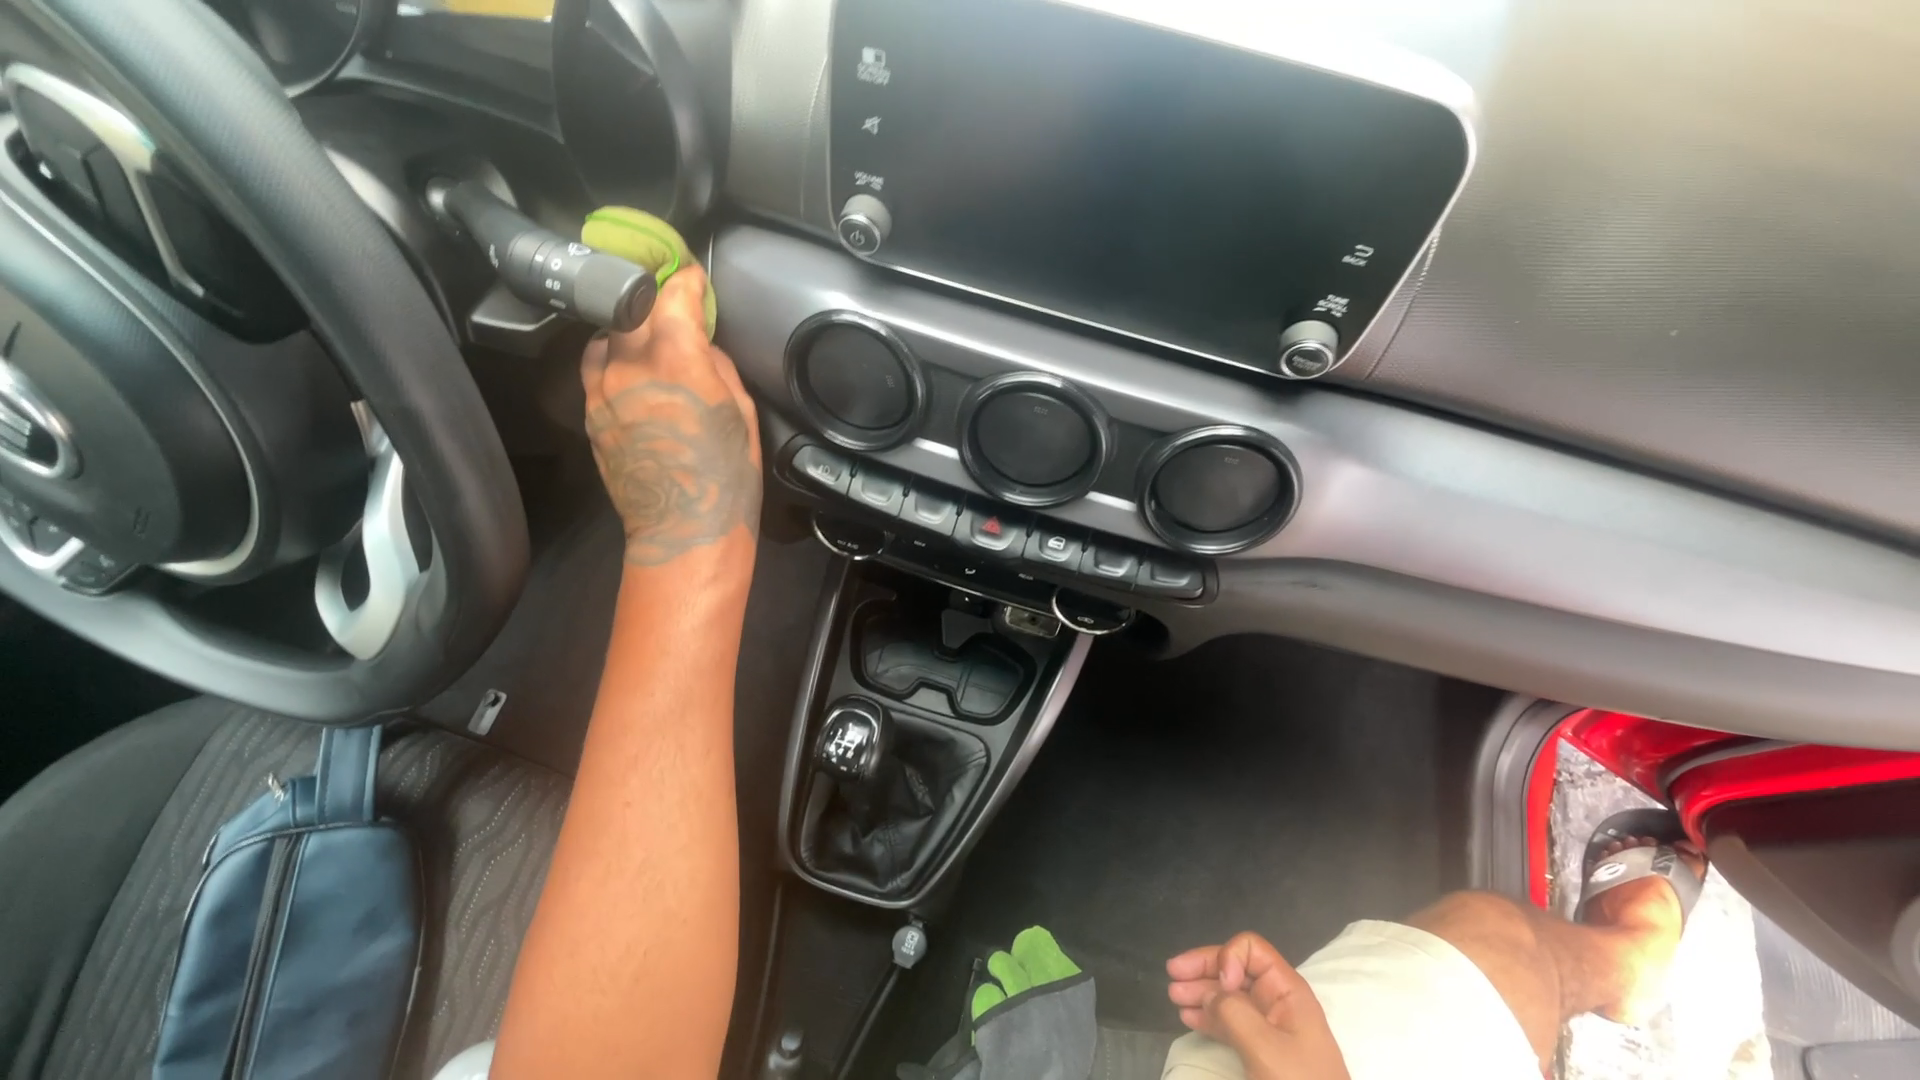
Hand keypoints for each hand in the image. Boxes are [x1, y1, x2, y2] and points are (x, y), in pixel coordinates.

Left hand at [581, 267, 761, 565]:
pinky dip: (615, 362)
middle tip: (674, 306)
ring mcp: (602, 389)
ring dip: (629, 332)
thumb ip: (718, 367)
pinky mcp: (590, 414)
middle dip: (655, 301)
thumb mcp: (743, 413)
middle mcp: (630, 365)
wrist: (682, 530)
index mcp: (676, 359)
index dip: (687, 281)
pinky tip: (635, 378)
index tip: (695, 280)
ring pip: (607, 336)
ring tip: (650, 344)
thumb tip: (702, 348)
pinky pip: (597, 370)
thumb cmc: (726, 476)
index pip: (673, 295)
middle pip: (633, 307)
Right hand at [1167, 932, 1351, 1079]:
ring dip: (1200, 991)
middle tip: (1172, 974)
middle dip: (1203, 968)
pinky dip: (1208, 1015)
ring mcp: (1269, 1027)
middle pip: (1235, 968)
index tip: (1219, 986)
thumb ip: (1233, 1013)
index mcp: (1286, 991)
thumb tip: (1209, 993)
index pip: (1251, 950)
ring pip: (1229, 995)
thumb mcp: (1266, 1049)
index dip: (1228, 958)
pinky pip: (1230, 1021)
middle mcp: (1277, 1001)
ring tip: (1174, 996)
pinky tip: (1188, 1017)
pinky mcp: (1262, 1050)